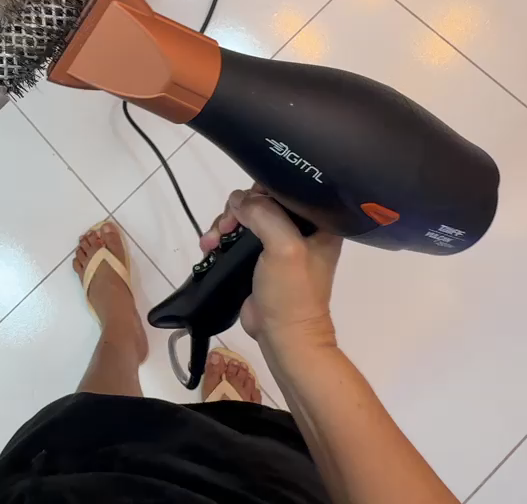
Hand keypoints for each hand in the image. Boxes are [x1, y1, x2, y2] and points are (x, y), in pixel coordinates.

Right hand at [200, 188, 341, 350]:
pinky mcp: (258, 257)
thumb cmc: (293, 293)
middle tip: (225, 227)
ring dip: (224, 223)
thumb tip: (238, 200)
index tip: (247, 203)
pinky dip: (221, 236)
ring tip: (210, 242)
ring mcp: (277, 242)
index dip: (263, 189)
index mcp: (317, 222)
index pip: (287, 187)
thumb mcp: (284, 247)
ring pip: (244, 216)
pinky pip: (236, 234)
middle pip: (260, 200)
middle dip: (236, 210)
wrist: (284, 338)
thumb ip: (263, 214)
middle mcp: (299, 228)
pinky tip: (209, 246)